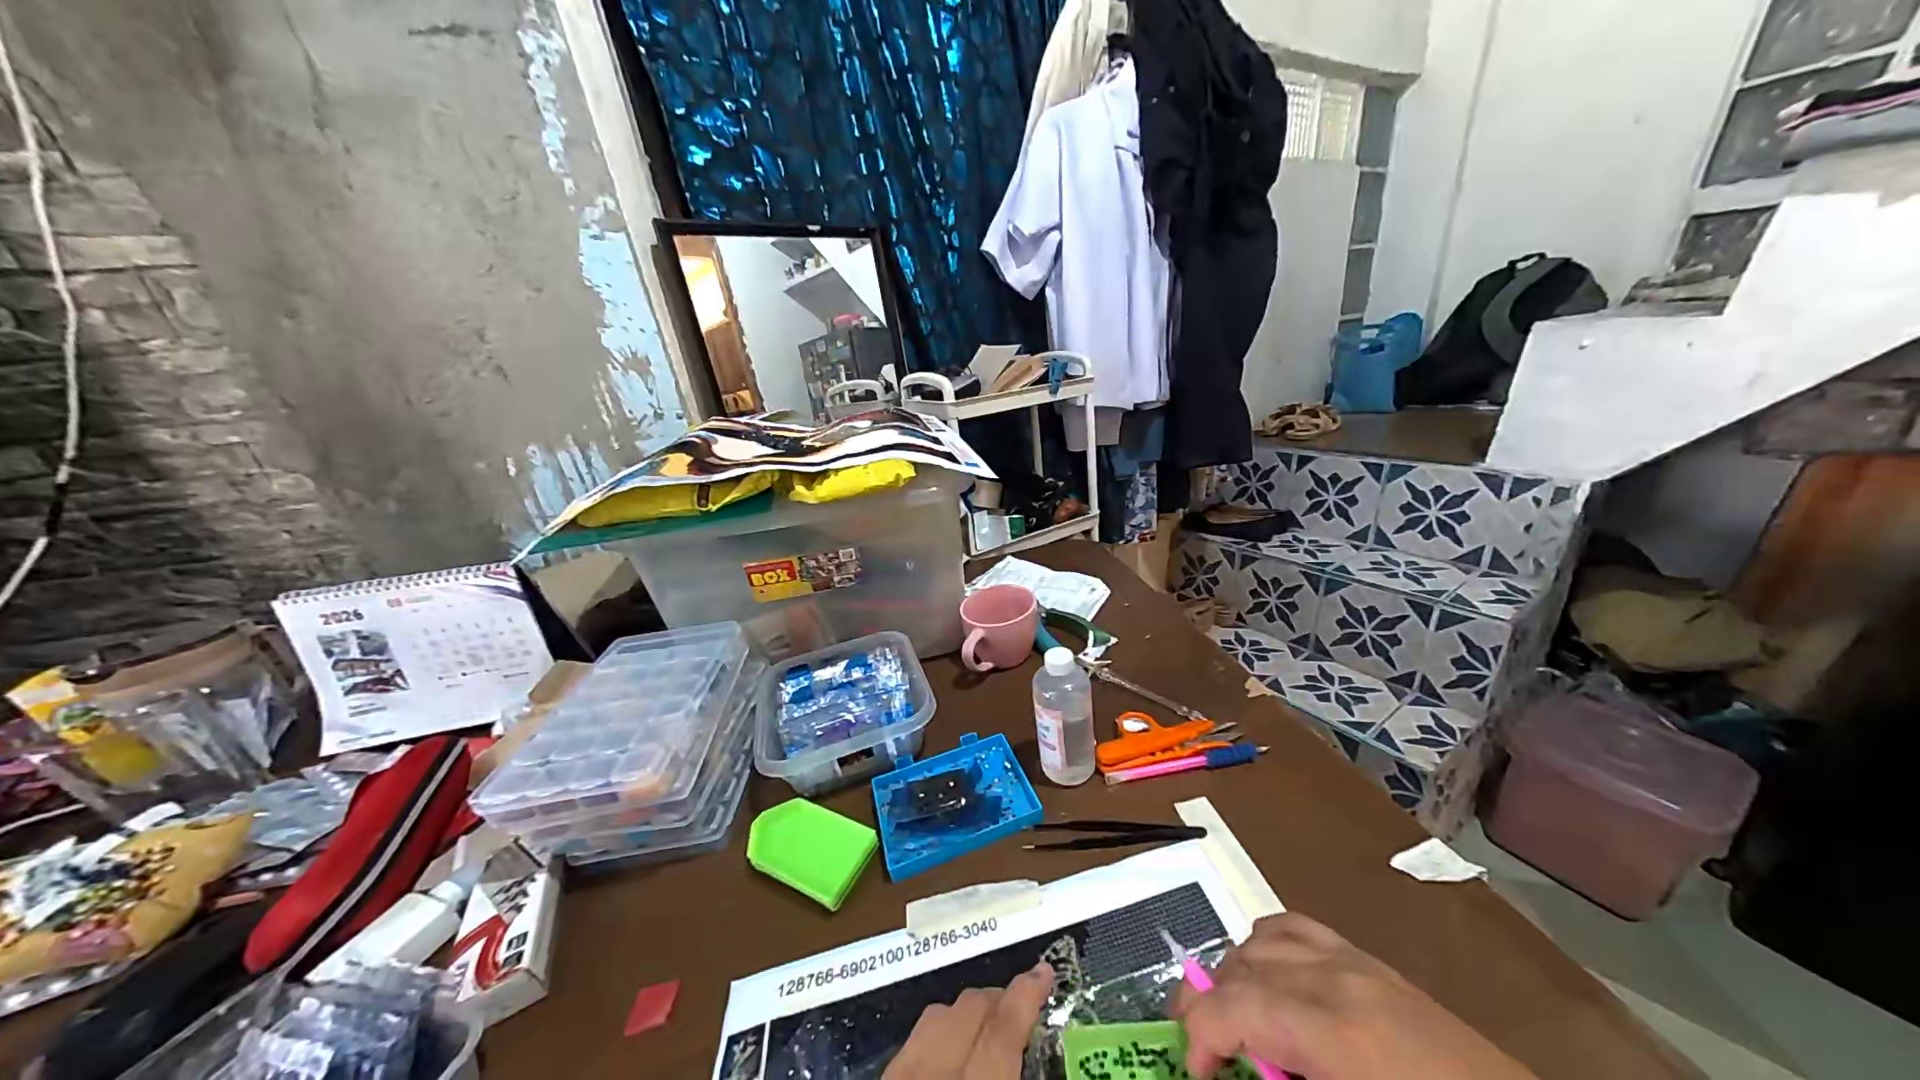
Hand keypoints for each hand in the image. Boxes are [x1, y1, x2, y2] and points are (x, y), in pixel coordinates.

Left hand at [883, 962, 1054, 1078]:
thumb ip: (1013, 1067)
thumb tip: (1025, 1034)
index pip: (1003, 1028)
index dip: (1027, 994)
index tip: (1044, 971)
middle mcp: (932, 1069)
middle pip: (969, 1008)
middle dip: (999, 998)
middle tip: (1022, 1009)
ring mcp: (900, 1071)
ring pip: (937, 1014)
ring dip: (967, 1011)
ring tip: (990, 1027)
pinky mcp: (884, 1074)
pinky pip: (914, 1037)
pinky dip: (938, 1031)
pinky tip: (951, 1052)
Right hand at [1170, 913, 1537, 1079]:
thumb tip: (1231, 1073)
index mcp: (1336, 1031)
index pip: (1233, 1007)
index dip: (1197, 1038)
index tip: (1197, 1074)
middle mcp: (1335, 979)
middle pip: (1237, 970)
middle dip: (1206, 1011)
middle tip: (1208, 1060)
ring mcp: (1353, 961)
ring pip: (1257, 943)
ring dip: (1232, 982)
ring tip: (1239, 1029)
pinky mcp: (1367, 961)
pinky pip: (1293, 929)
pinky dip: (1264, 950)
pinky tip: (1271, 985)